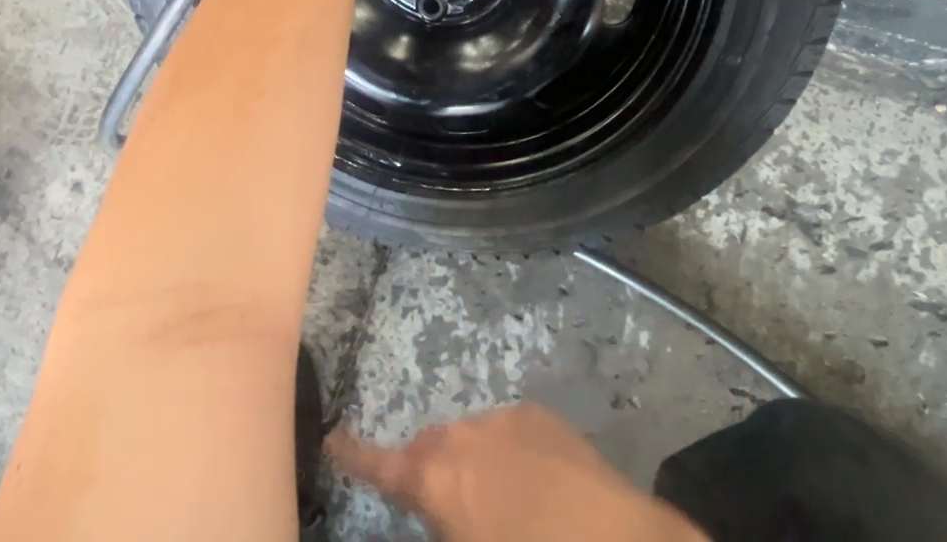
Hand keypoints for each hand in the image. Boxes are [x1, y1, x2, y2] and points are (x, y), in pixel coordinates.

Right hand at [329, 404, 709, 541]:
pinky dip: (511, 454)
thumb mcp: (465, 540)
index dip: (352, 454)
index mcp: (433, 478)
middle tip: (453, 510)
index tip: (333, 438)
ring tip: (506, 503)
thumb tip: (439, 508)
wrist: (613, 538)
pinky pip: (510, 434)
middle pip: (429, 450)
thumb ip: (443, 521)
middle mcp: (458, 438)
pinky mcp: (539, 416)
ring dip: (476, 465)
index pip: (377, 463)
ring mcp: (501, 421)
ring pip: (472, 441)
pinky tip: (539, 484)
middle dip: (432, 473)